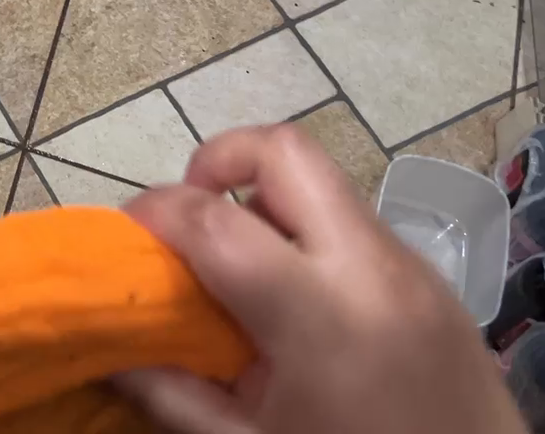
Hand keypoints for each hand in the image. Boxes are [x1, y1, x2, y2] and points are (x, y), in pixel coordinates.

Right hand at [117, 124, 525, 433]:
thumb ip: (171, 393)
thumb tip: (110, 348)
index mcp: (324, 318)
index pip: (215, 219)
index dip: (155, 209)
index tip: (129, 232)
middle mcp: (374, 269)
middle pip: (285, 150)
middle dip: (219, 158)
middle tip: (192, 213)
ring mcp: (413, 269)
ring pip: (319, 181)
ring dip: (261, 197)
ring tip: (239, 261)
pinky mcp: (435, 282)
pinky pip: (349, 221)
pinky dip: (302, 231)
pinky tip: (295, 297)